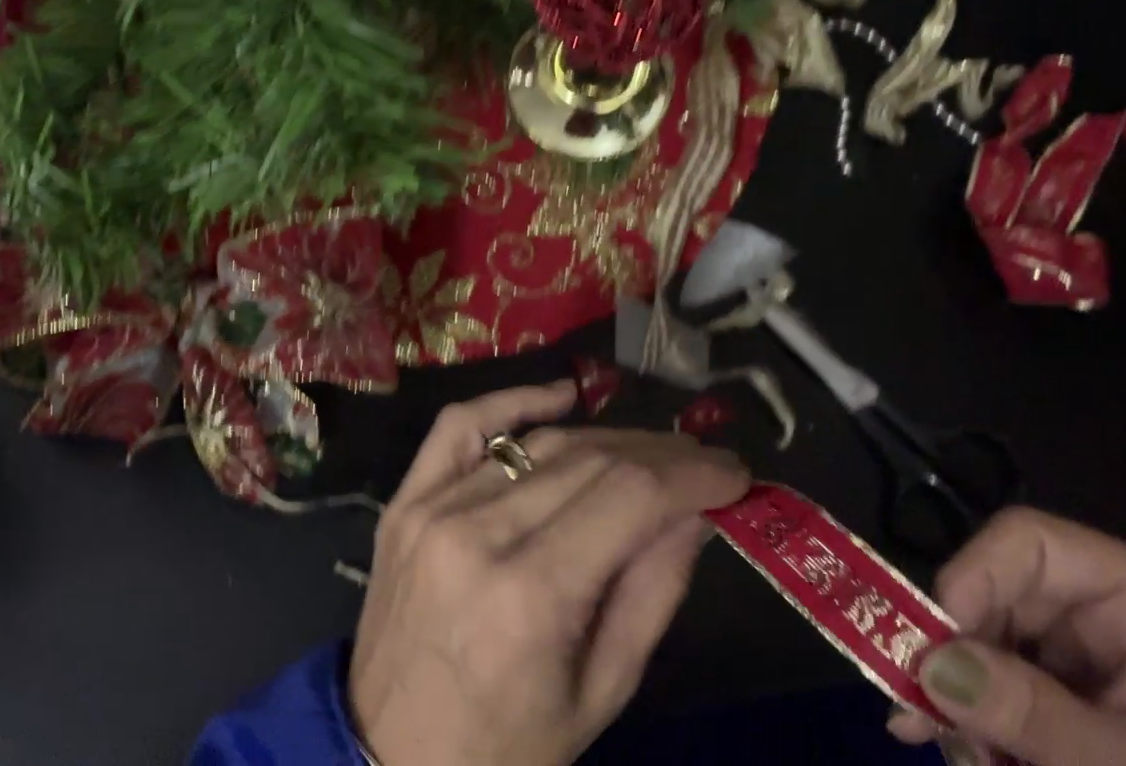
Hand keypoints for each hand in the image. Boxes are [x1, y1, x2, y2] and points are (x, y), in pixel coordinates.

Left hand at [348, 383, 749, 765]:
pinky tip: (560, 396)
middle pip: (589, 460)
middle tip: (704, 465)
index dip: (693, 475)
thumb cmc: (509, 747)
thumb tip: (695, 509)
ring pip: (537, 445)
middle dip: (662, 455)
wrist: (390, 758)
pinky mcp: (404, 502)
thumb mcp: (601, 691)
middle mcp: (477, 534)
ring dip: (606, 440)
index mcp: (531, 594)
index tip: (735, 475)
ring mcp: (432, 510)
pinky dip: (511, 402)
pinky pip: (459, 429)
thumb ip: (652, 592)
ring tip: (651, 453)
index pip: (630, 496)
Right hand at [889, 508, 1125, 765]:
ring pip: (975, 637)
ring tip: (966, 758)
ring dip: (954, 697)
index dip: (967, 579)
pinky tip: (977, 758)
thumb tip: (928, 665)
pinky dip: (970, 715)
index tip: (930, 647)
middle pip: (989, 592)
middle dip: (951, 658)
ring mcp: (1079, 639)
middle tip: (918, 719)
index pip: (1026, 541)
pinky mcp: (1061, 677)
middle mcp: (1104, 600)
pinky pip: (986, 673)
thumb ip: (1035, 715)